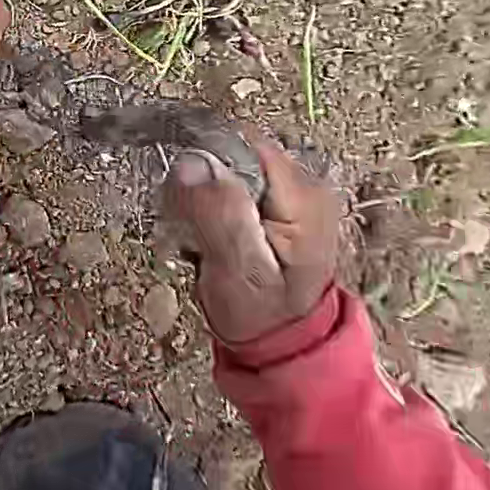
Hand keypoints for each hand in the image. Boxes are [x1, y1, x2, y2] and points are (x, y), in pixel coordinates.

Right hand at [164, 127, 342, 343]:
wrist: (282, 346)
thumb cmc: (261, 315)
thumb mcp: (237, 272)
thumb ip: (219, 215)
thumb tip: (192, 162)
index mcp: (303, 194)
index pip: (242, 143)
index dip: (207, 161)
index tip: (185, 195)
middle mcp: (305, 180)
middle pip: (236, 149)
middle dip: (204, 178)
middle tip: (191, 223)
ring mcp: (294, 186)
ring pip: (231, 161)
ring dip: (207, 189)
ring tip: (202, 231)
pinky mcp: (280, 194)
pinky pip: (237, 176)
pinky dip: (217, 197)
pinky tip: (212, 228)